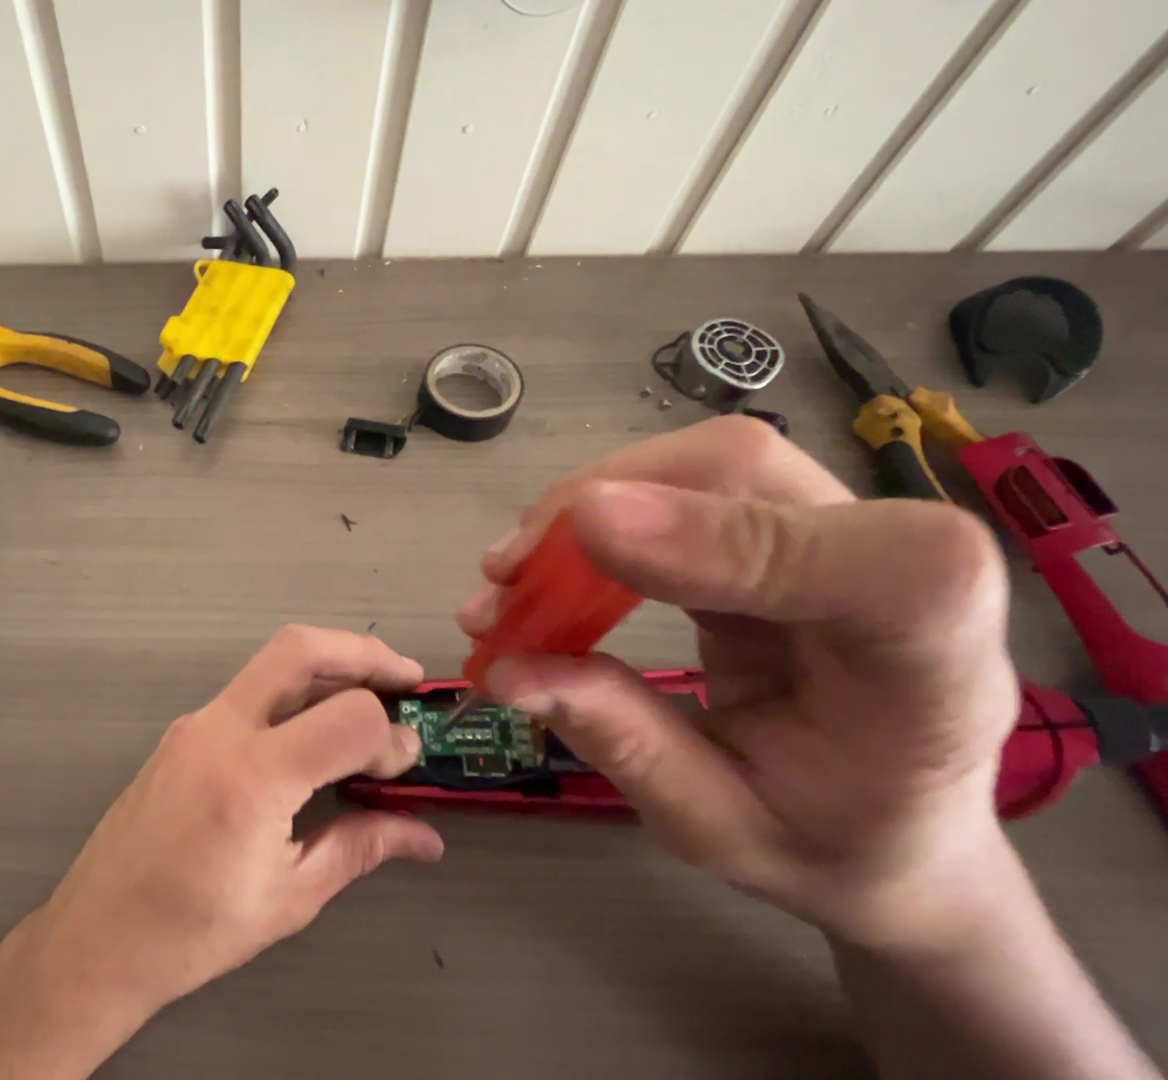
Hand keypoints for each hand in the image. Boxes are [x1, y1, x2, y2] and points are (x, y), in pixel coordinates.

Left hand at [25, 626, 443, 1022]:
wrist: (98, 935)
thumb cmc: (193, 931)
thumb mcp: (290, 896)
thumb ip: (360, 848)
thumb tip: (426, 835)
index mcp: (252, 778)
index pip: (347, 718)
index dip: (391, 737)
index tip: (407, 766)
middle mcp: (219, 730)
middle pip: (300, 650)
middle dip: (364, 653)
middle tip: (409, 680)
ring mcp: (195, 725)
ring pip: (271, 662)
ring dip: (329, 667)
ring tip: (376, 696)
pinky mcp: (183, 732)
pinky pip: (249, 692)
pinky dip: (295, 693)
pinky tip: (319, 730)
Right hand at [460, 416, 1021, 948]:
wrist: (894, 828)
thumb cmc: (828, 842)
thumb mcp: (718, 824)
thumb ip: (624, 742)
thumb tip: (507, 670)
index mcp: (930, 660)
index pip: (869, 562)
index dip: (727, 535)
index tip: (590, 536)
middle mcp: (897, 563)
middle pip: (744, 470)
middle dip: (603, 502)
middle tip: (505, 575)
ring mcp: (834, 530)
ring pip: (697, 464)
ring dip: (583, 507)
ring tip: (504, 579)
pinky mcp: (772, 526)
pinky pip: (675, 488)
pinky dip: (594, 521)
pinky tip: (541, 566)